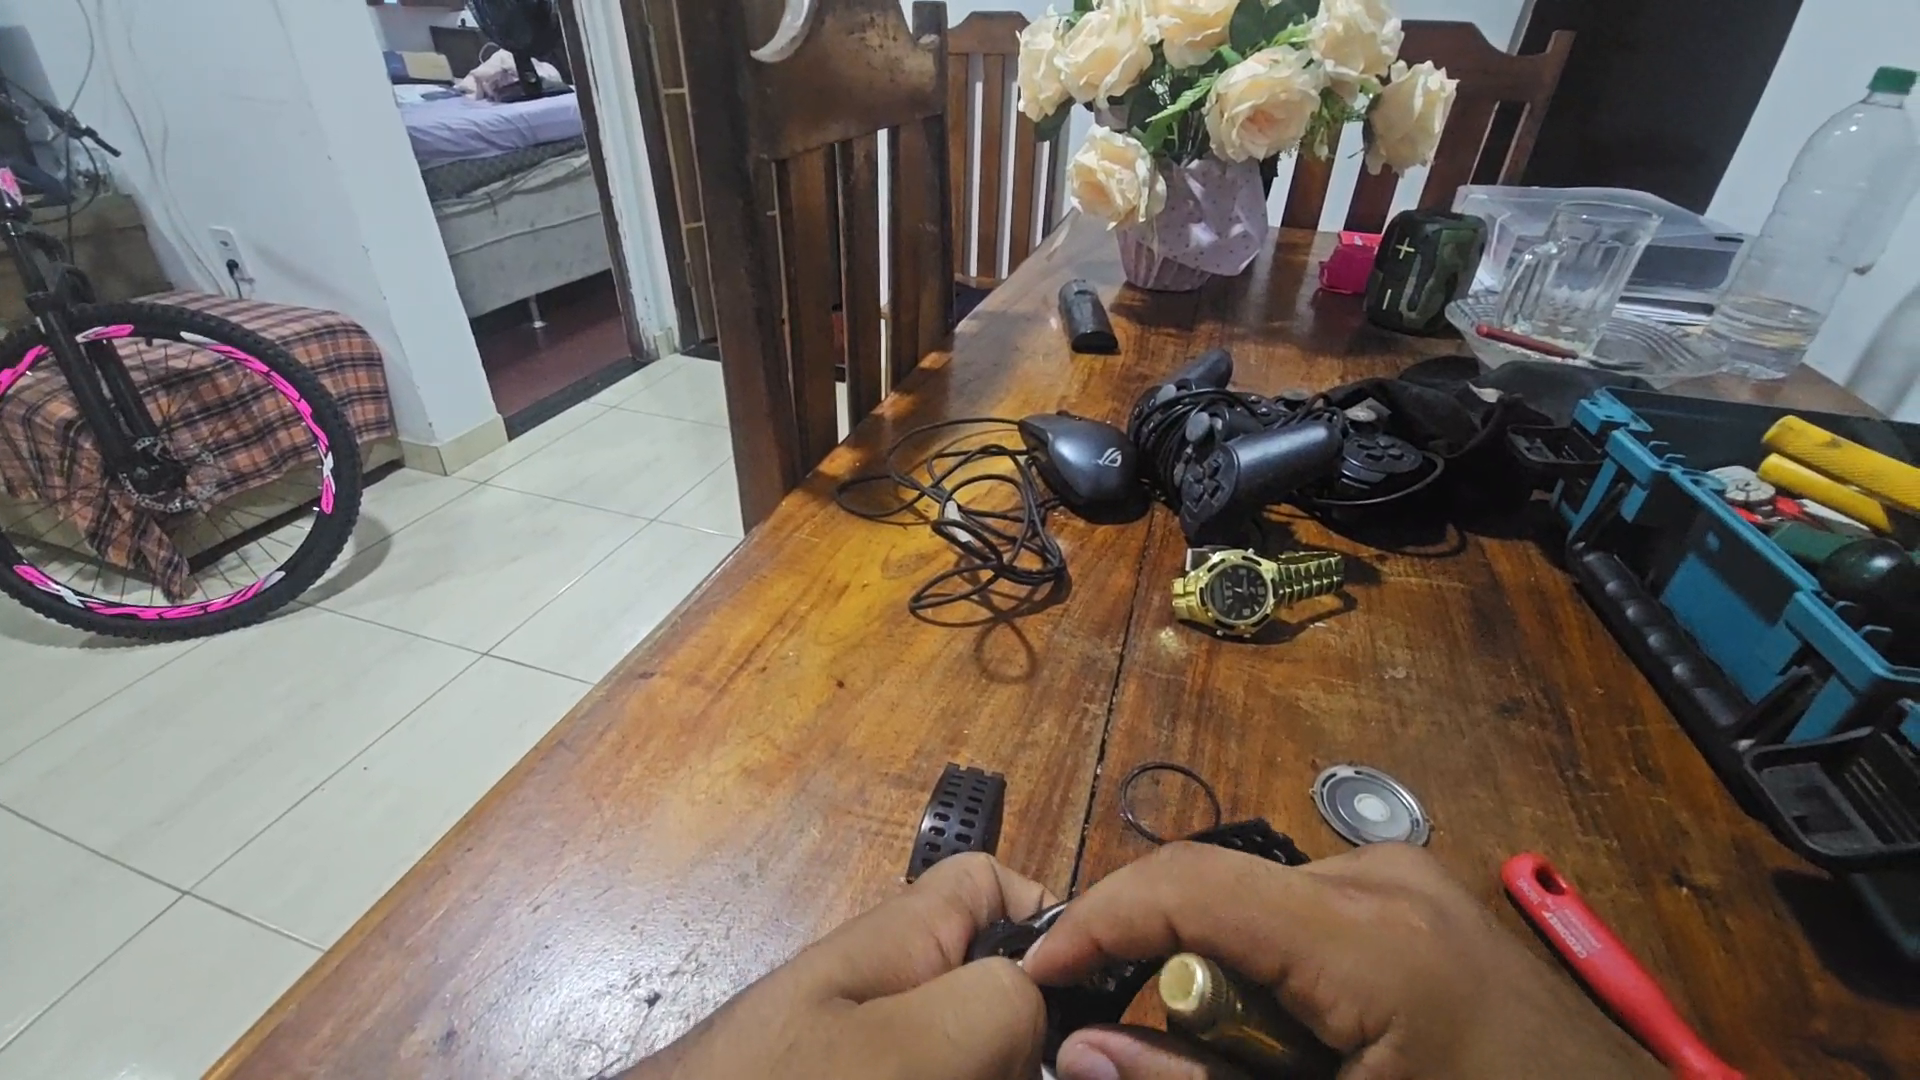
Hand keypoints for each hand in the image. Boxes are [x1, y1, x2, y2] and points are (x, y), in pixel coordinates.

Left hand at [628, 853, 1050, 1079]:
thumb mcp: (890, 1048)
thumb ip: (983, 1001)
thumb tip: (1043, 988)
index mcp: (901, 941)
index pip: (987, 881)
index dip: (1045, 916)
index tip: (1087, 1005)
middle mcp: (895, 991)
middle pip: (997, 987)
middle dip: (1032, 1040)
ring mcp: (882, 1050)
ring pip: (975, 1052)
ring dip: (999, 1067)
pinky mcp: (869, 1073)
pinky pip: (934, 1066)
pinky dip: (961, 1075)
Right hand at [1022, 842, 1664, 1079]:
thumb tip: (1084, 1050)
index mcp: (1375, 942)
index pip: (1192, 888)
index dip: (1100, 921)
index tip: (1040, 970)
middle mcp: (1380, 875)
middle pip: (1211, 887)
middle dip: (1154, 956)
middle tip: (1132, 1031)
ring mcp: (1402, 872)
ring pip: (1245, 895)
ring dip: (1210, 965)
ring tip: (1247, 1050)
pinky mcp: (1410, 887)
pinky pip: (1292, 906)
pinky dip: (1260, 959)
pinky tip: (1295, 1025)